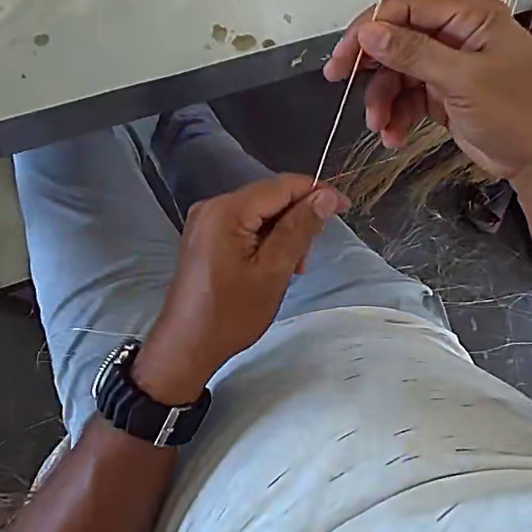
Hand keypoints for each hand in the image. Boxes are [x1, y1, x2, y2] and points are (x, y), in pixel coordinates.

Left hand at [133, 175, 347, 403]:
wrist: (186, 347)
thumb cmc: (231, 314)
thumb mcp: (274, 271)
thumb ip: (300, 228)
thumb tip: (326, 196)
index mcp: (227, 210)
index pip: (282, 185)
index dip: (317, 192)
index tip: (344, 207)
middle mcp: (213, 206)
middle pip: (271, 196)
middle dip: (298, 219)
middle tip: (306, 259)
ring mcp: (206, 221)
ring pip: (261, 212)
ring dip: (285, 232)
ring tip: (291, 268)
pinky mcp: (206, 236)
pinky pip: (246, 225)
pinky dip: (267, 239)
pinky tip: (273, 265)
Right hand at [324, 0, 531, 185]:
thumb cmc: (519, 113)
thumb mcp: (464, 81)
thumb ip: (414, 54)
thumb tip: (369, 32)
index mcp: (471, 16)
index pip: (408, 6)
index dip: (371, 26)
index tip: (344, 54)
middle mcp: (459, 36)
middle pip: (399, 40)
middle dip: (373, 67)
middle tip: (341, 83)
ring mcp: (453, 67)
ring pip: (401, 73)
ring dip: (384, 99)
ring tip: (379, 127)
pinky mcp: (448, 96)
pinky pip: (411, 98)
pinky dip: (398, 116)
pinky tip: (393, 135)